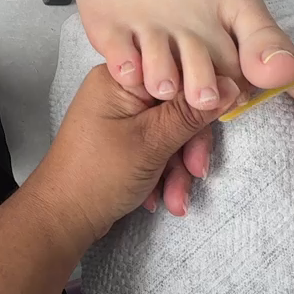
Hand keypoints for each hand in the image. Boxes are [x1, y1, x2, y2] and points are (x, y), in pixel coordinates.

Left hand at [25, 65, 235, 248]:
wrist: (61, 219)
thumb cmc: (99, 174)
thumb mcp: (152, 142)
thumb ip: (191, 113)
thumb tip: (232, 85)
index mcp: (121, 77)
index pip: (177, 74)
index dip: (202, 100)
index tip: (218, 126)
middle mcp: (120, 91)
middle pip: (176, 106)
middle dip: (188, 147)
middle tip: (196, 173)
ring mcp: (121, 116)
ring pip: (170, 132)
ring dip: (178, 169)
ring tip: (175, 200)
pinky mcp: (124, 141)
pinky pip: (157, 147)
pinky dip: (164, 173)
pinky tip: (159, 198)